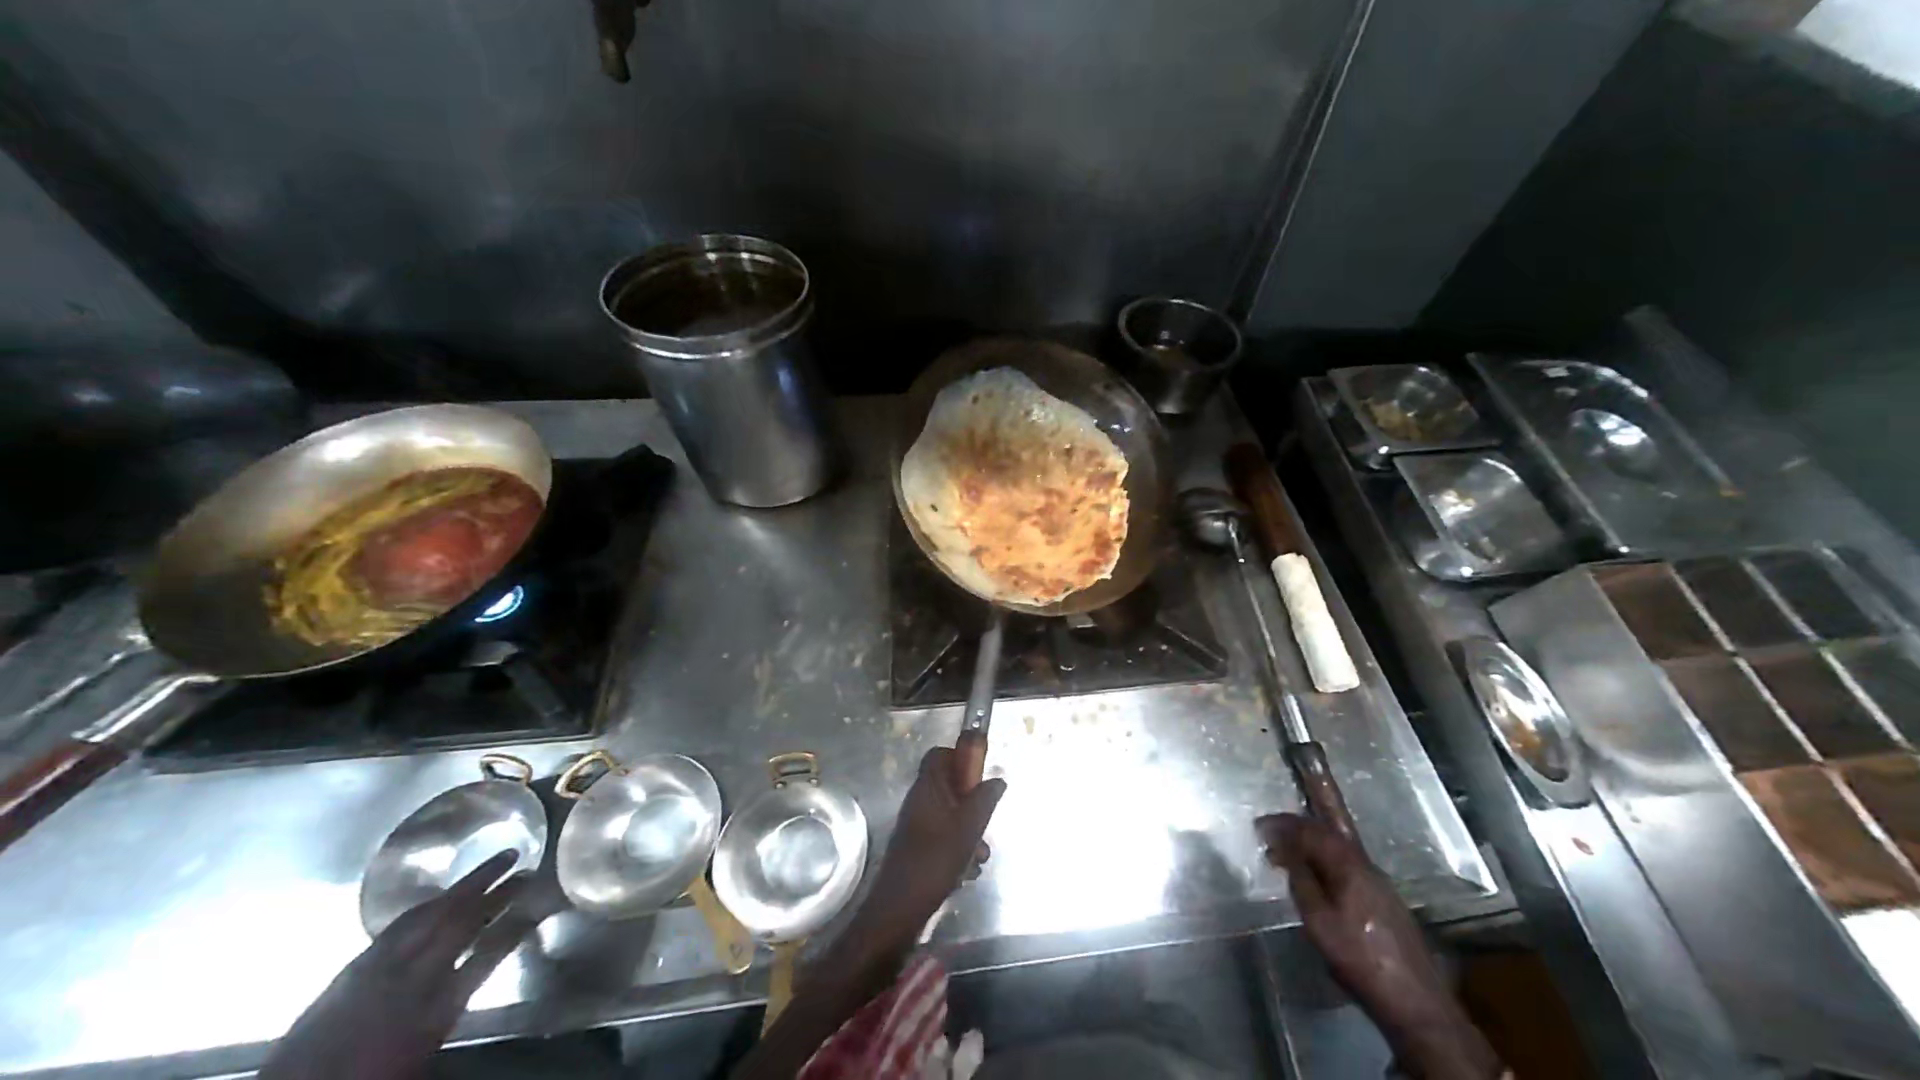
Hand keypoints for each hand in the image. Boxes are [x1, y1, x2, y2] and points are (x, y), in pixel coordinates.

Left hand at [259, 852, 532, 1079]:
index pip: (487, 954)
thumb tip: (475, 969)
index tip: (539, 900)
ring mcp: (376, 970)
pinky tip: (438, 900)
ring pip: (427, 917)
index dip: (516, 924)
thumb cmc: (370, 1076)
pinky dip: (426, 906)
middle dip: (494, 891)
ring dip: (461, 888)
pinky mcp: (351, 969)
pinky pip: (398, 926)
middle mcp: (409, 982)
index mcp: (434, 1010)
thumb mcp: (423, 1049)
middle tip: (522, 863)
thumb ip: (450, 1006)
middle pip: (459, 924)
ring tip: (489, 868)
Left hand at [857, 747, 1005, 941]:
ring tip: (979, 854)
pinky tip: (967, 870)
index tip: (981, 774)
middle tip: (985, 821)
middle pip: (951, 786)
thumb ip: (985, 799)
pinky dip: (960, 849)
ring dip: (971, 831)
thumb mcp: (969, 827)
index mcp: (927, 787)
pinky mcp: (920, 847)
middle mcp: (920, 801)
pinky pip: (946, 836)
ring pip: (952, 814)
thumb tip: (998, 780)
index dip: (961, 756)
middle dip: (974, 803)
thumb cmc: (935, 860)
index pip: (940, 754)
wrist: (900, 907)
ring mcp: (918, 824)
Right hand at [1258, 813, 1500, 1079]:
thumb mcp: (1318, 920)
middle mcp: (1366, 866)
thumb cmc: (1358, 957)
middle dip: (1304, 818)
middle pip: (1331, 831)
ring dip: (1311, 843)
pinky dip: (1323, 860)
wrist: (1414, 1000)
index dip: (1284, 824)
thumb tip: (1287, 851)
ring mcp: (1378, 883)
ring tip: (1285, 851)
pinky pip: (1346, 864)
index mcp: (1349, 866)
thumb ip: (1302, 881)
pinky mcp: (1382, 900)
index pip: (1312, 831)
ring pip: (1339, 848)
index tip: (1260, 823)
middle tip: (1278, 817)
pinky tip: (1313, 874)